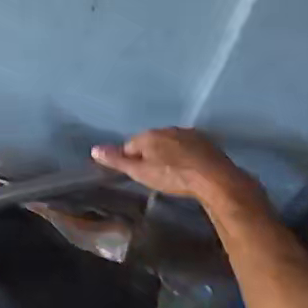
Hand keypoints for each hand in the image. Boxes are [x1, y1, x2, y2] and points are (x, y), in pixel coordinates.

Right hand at [91, 127, 265, 207]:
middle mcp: (166, 129)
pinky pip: (187, 147)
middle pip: (150, 142)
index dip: (131, 160)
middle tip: (155, 176)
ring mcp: (187, 133)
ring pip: (170, 143)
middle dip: (150, 155)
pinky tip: (189, 169)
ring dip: (168, 154)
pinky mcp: (205, 141)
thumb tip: (94, 149)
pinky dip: (185, 155)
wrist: (214, 178)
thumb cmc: (172, 176)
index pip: (129, 145)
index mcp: (148, 135)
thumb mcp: (140, 172)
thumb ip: (117, 160)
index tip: (138, 175)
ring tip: (173, 173)